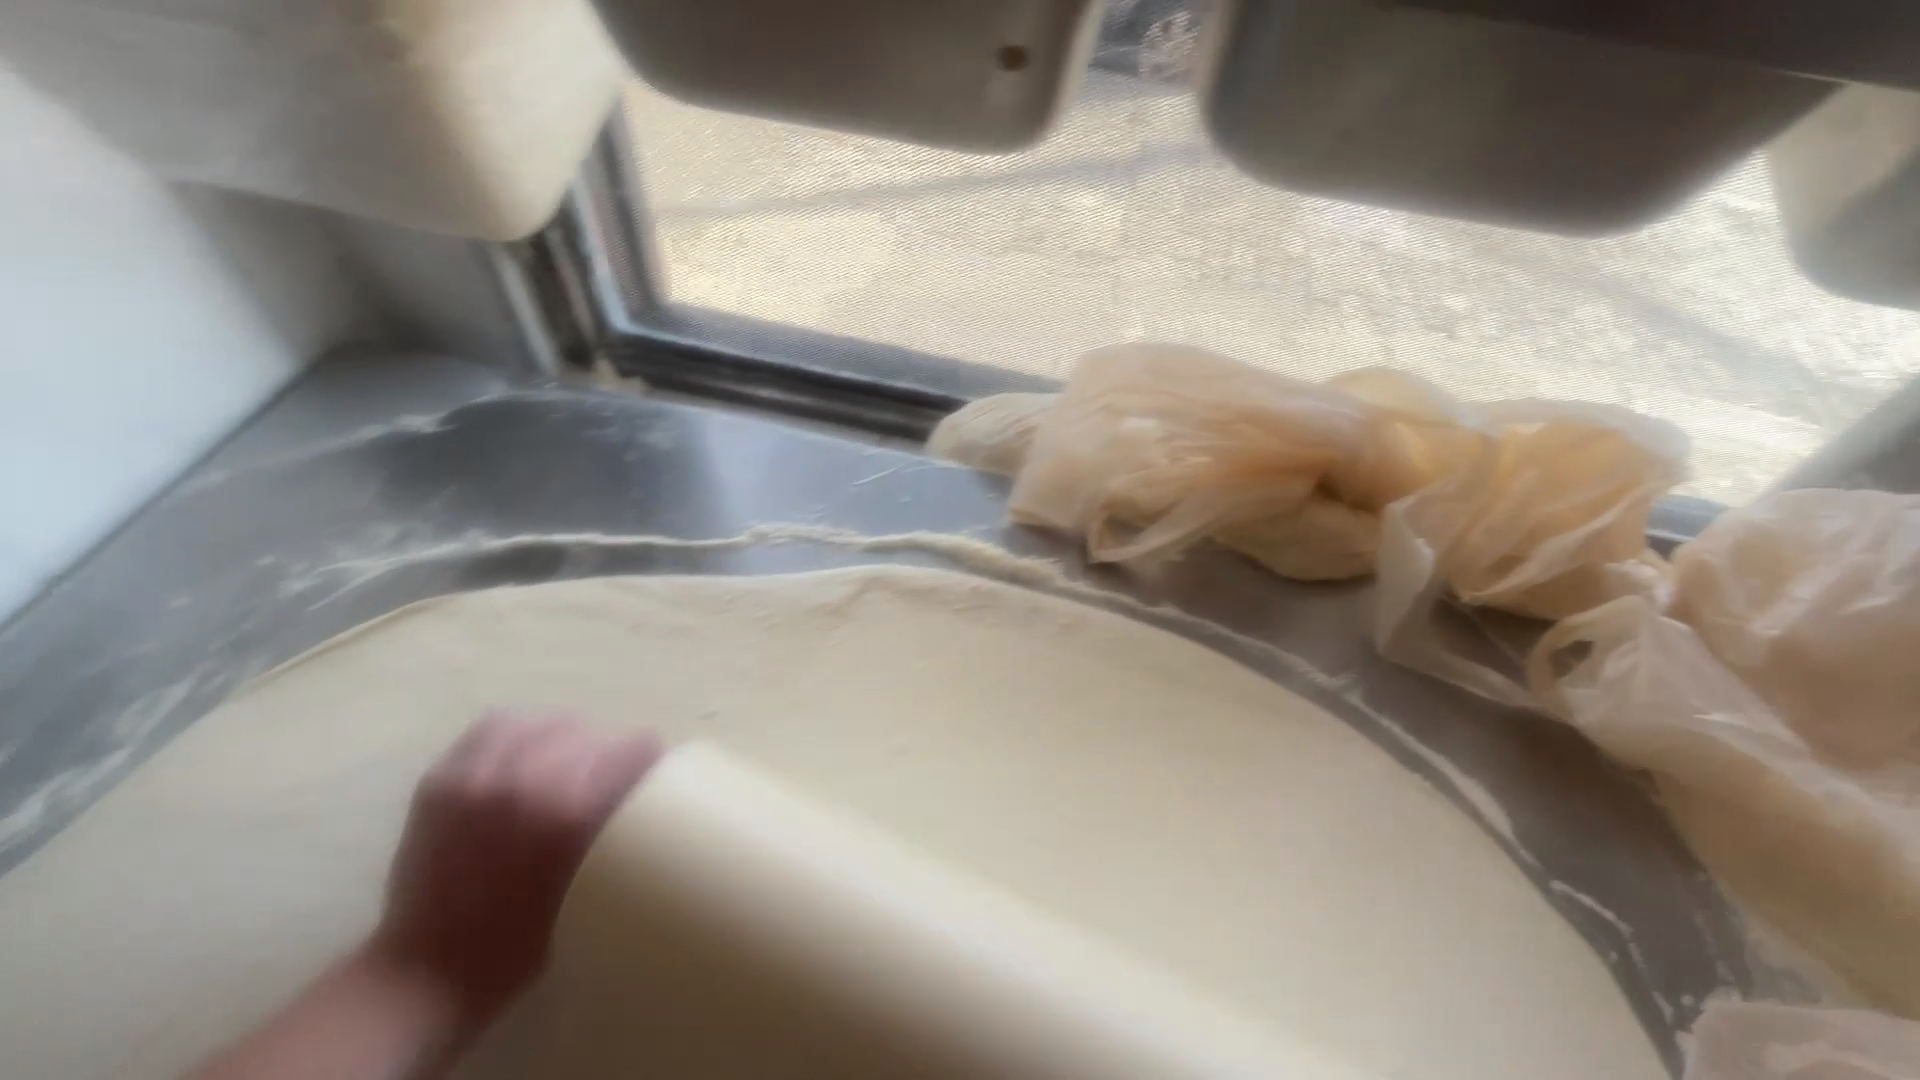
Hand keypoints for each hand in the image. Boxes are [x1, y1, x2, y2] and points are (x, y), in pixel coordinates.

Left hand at [373, 711, 662, 1021]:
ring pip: (542, 723)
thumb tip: (638, 788)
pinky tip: (523, 755)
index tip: (651, 774)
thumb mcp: (591, 887)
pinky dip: (518, 734)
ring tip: (563, 762)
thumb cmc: (522, 944)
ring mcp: (478, 776)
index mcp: (571, 812)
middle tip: (604, 779)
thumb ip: (613, 829)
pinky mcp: (443, 778)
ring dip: (562, 738)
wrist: (427, 972)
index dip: (648, 759)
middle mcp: (527, 780)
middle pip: (588, 734)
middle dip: (605, 753)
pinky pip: (493, 728)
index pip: (632, 750)